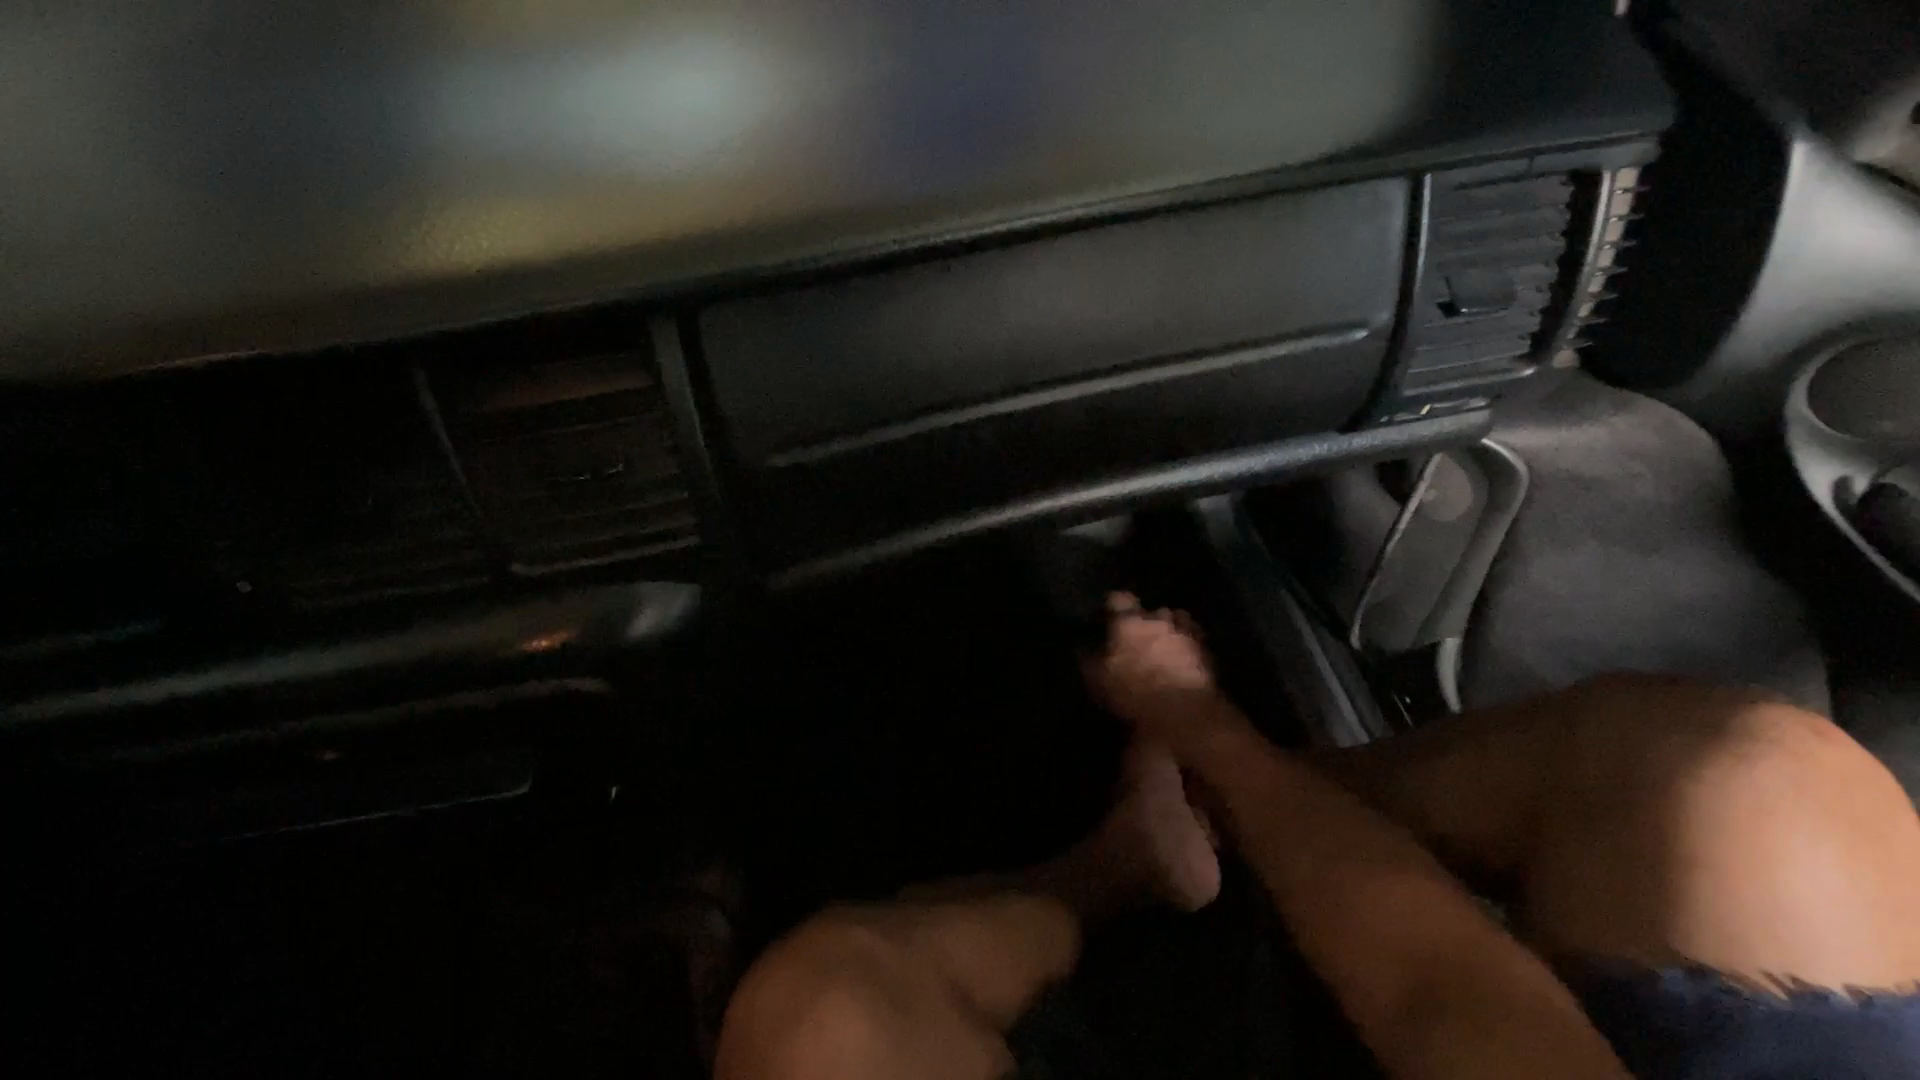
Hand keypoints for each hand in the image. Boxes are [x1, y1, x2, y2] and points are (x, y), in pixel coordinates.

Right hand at [1083, 593, 1220, 745]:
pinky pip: (1196, 643)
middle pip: (1154, 610)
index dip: (1113, 605)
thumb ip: (1088, 660)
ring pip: (1179, 622)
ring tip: (1167, 646)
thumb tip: (1081, 647)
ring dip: (1173, 630)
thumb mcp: (1098, 680)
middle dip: (1148, 620)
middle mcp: (1159, 620)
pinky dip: (1190, 648)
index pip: (1119, 598)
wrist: (1183, 710)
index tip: (1108, 615)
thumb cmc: (1133, 691)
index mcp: (1129, 622)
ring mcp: (1186, 634)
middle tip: (1141, 636)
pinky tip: (1184, 661)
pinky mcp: (1206, 653)